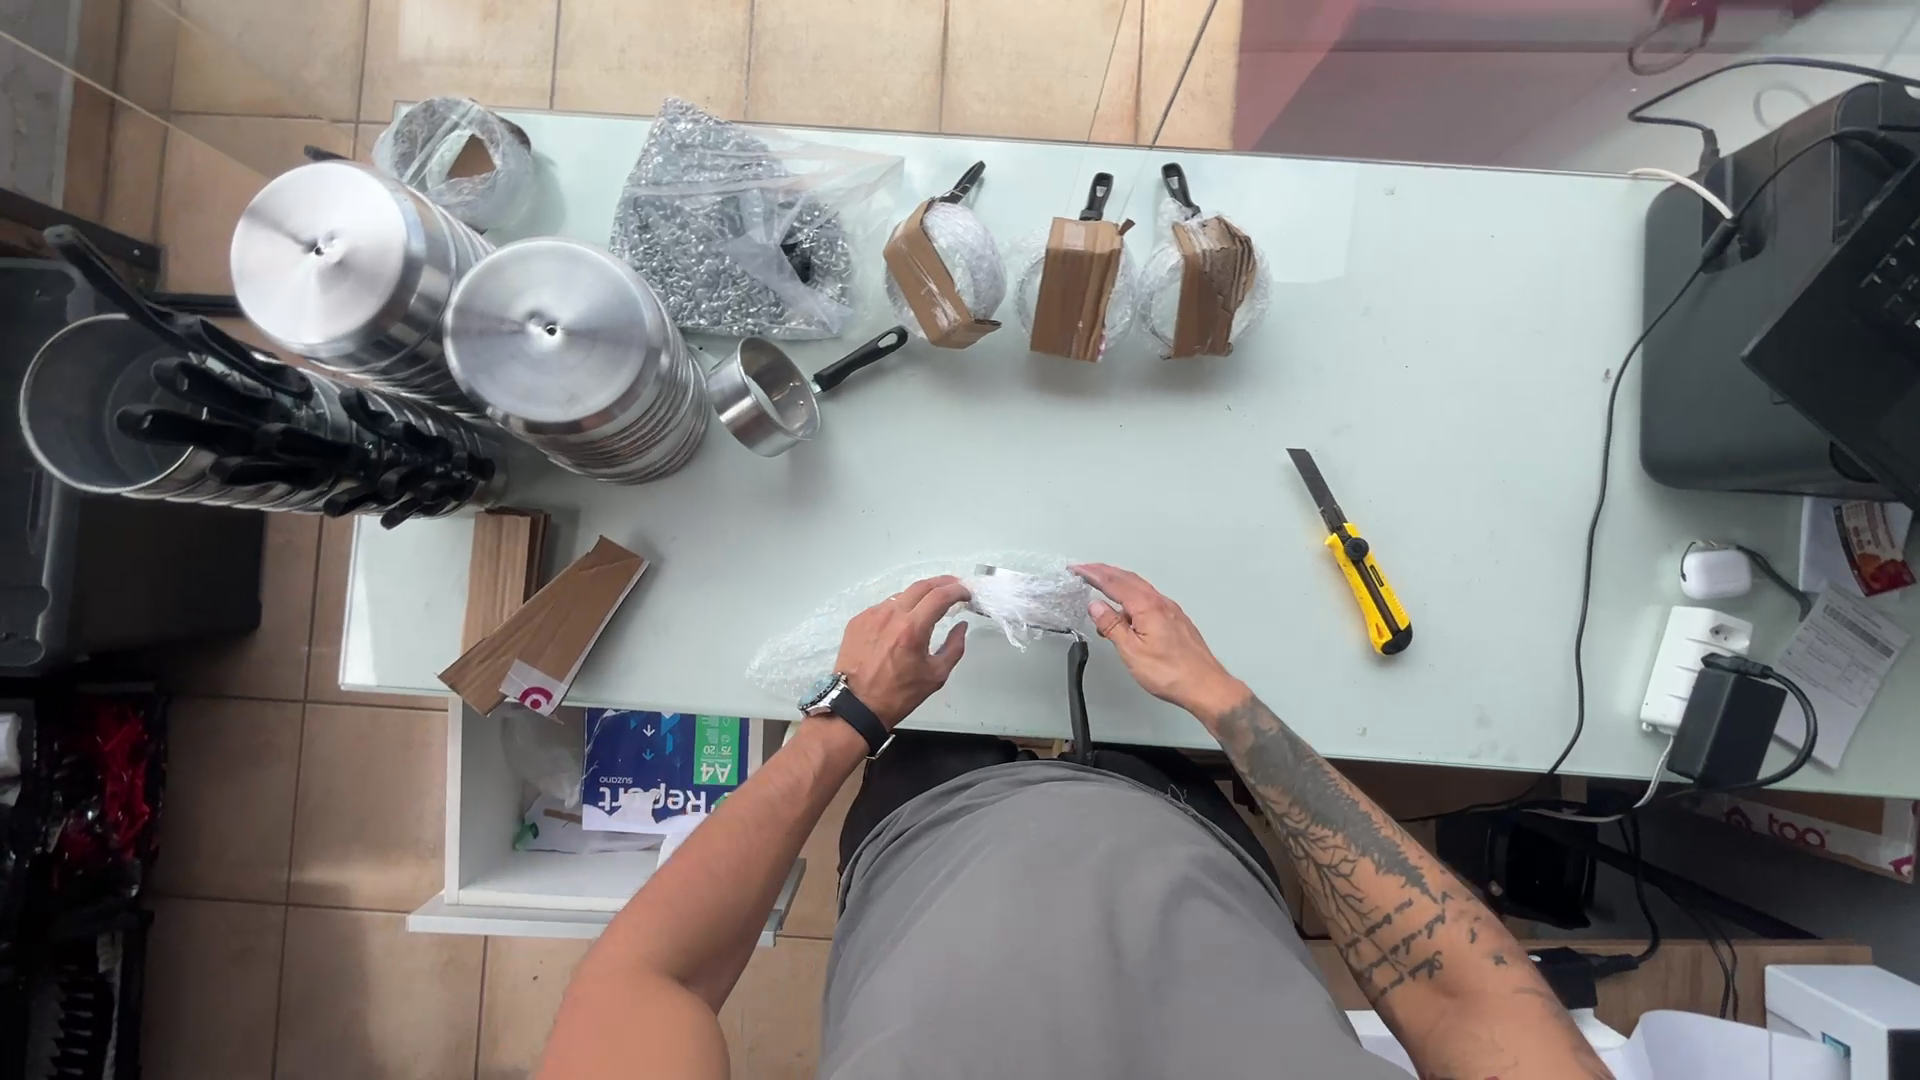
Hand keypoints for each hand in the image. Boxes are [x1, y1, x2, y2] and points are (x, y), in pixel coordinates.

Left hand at [833, 576, 971, 727]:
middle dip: (942, 583)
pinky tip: (902, 620)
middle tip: (954, 587)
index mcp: (912, 629)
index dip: (957, 590)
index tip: (965, 593)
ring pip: (901, 595)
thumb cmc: (897, 695)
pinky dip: (898, 609)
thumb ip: (954, 647)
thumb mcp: (936, 675)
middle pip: (921, 586)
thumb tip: (961, 627)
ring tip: (929, 605)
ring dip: (919, 596)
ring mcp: (871, 616)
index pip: (940, 596)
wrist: (856, 706)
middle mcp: (890, 615)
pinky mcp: (858, 621)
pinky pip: (883, 607)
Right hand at [1073, 563, 1245, 722]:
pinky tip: (1127, 610)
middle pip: (1128, 579)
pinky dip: (1132, 596)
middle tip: (1086, 569)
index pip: (1114, 583)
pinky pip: (1149, 598)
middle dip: (1105, 572)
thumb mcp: (1132, 651)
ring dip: (1119, 583)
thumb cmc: (1170, 673)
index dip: (1093, 574)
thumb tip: (1095, 606)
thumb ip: (1112, 626)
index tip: (1077, 569)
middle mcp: (1160, 603)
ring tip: (1101, 586)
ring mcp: (1170, 611)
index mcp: (1147, 607)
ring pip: (1140, 588)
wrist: (1205, 686)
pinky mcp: (1176, 620)